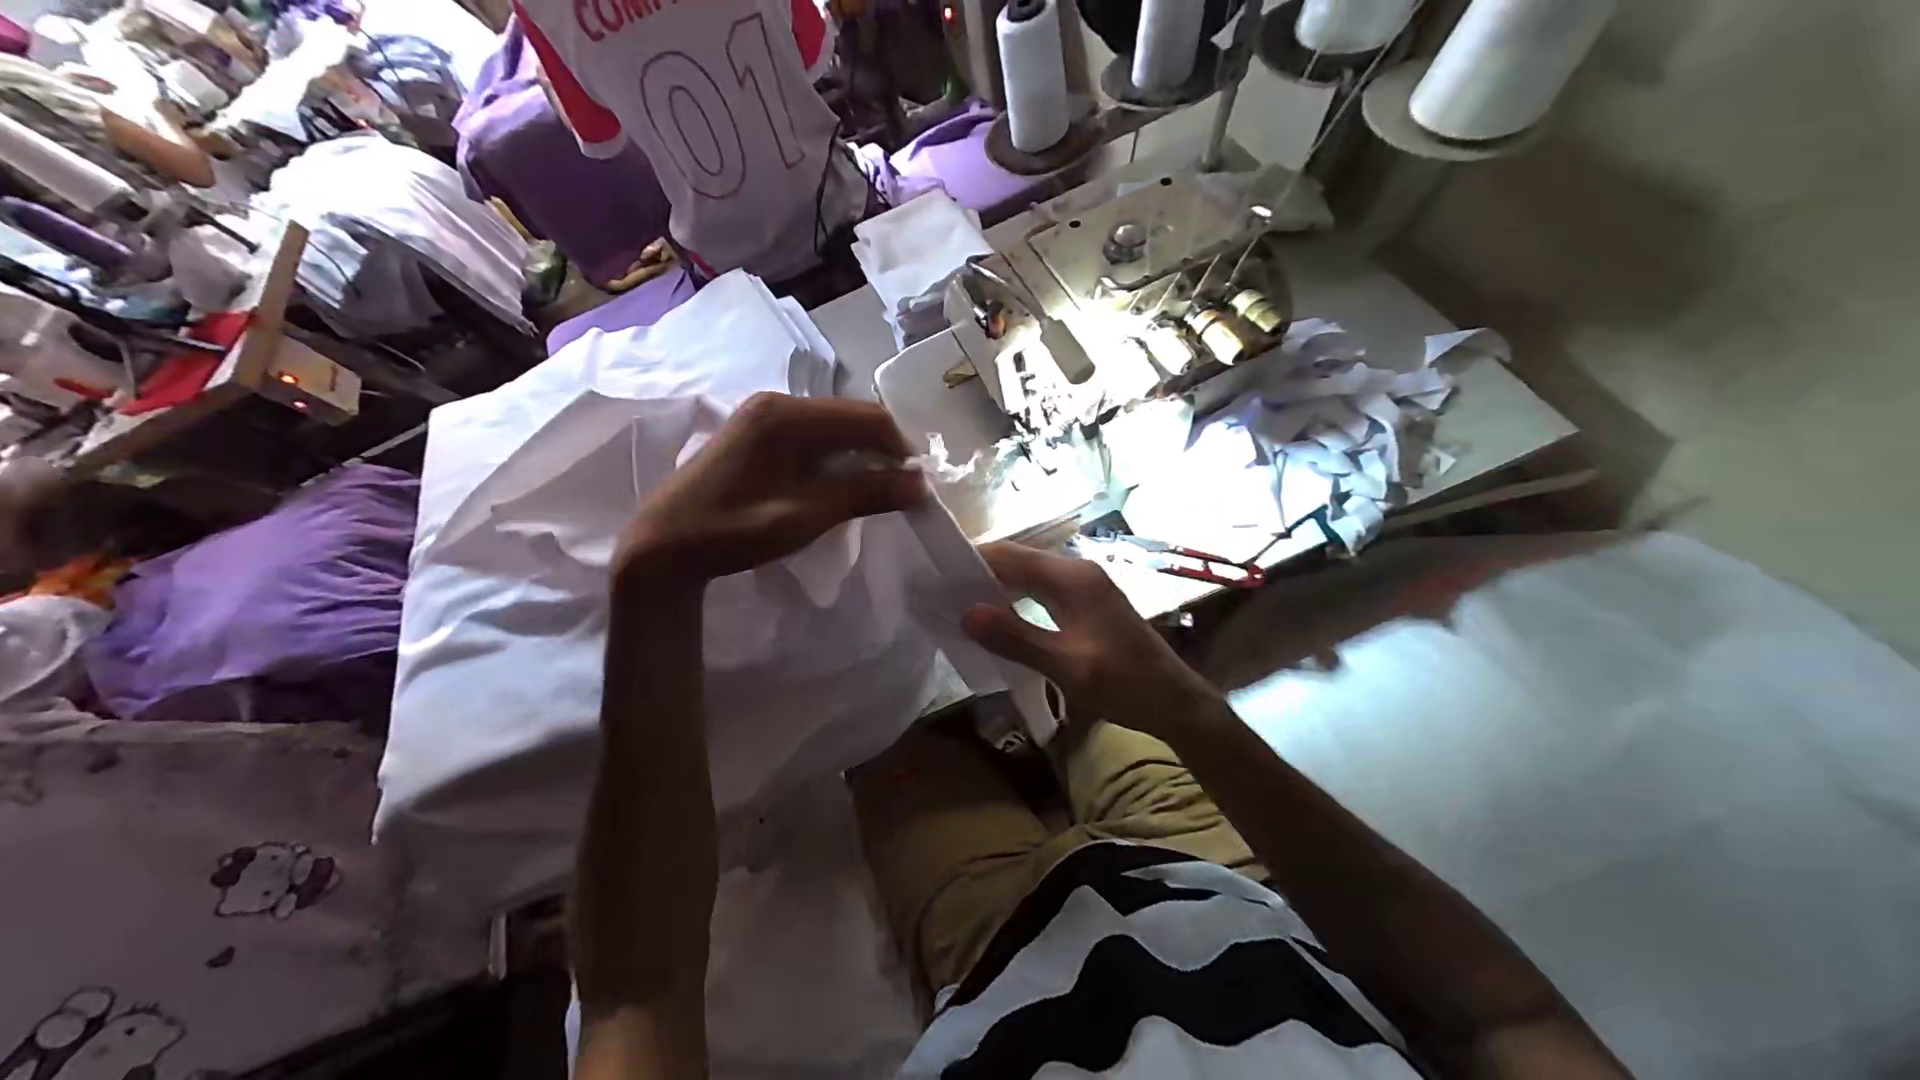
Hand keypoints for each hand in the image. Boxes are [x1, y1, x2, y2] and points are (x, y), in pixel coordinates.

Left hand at [614, 394, 924, 590]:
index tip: (917, 486)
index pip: (867, 418)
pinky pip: (815, 436)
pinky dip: (837, 457)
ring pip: (835, 427)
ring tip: (874, 493)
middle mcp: (778, 403)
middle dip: (883, 451)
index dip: (900, 449)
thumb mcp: (806, 515)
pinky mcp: (758, 432)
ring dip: (861, 455)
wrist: (663, 545)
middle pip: (852, 417)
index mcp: (787, 415)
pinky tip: (839, 485)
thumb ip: (866, 494)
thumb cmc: (732, 531)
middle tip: (900, 492)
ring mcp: (765, 415)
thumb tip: (921, 484)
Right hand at [961, 542, 1225, 743]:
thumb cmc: (1124, 683)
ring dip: (996, 587)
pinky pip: (1040, 591)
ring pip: (1028, 576)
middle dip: (980, 572)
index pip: (1011, 555)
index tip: (936, 574)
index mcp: (1072, 578)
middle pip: (1018, 561)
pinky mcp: (1085, 603)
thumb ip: (1016, 638)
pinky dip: (1016, 600)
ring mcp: (1083, 586)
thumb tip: (966, 613)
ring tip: (959, 605)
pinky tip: (997, 619)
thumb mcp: (1067, 666)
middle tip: (941, 592)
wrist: (1174, 701)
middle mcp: (1077, 572)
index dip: (973, 560)